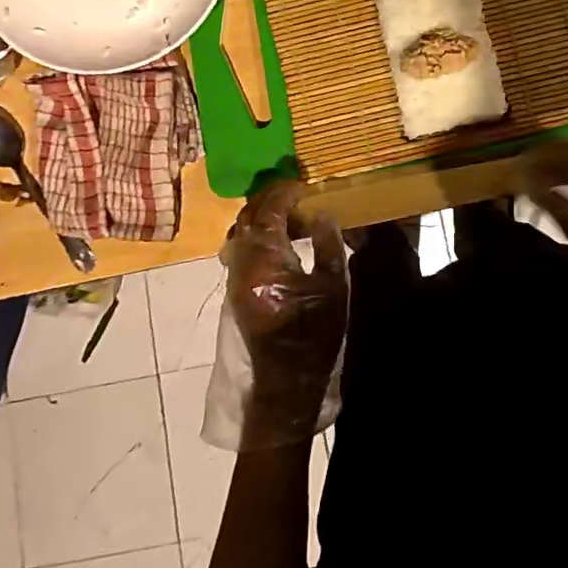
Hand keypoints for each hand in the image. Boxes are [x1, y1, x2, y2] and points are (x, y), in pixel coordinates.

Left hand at [221, 180, 348, 447]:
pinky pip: (240, 249)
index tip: (305, 185)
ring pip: (240, 233)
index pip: (269, 212)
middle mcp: (242, 265)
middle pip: (248, 218)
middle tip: (297, 193)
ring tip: (290, 213)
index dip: (285, 193)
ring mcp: (234, 279)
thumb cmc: (314, 334)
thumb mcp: (333, 288)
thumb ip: (327, 245)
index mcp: (265, 261)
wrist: (286, 382)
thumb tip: (321, 214)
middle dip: (270, 200)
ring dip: (262, 216)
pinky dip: (257, 234)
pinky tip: (280, 239)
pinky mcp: (236, 291)